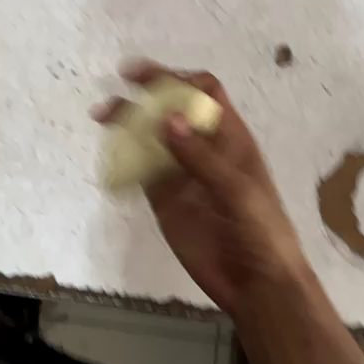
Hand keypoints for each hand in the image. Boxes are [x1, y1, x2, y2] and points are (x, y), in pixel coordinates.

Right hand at [95, 61, 307, 318]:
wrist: (257, 285)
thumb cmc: (261, 231)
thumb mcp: (236, 190)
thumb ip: (200, 156)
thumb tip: (166, 118)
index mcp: (229, 138)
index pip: (202, 93)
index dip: (176, 79)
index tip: (145, 78)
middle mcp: (203, 148)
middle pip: (171, 109)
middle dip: (145, 95)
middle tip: (117, 88)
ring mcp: (182, 173)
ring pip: (150, 136)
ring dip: (128, 123)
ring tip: (101, 115)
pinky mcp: (165, 199)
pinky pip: (140, 170)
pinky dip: (122, 157)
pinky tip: (107, 152)